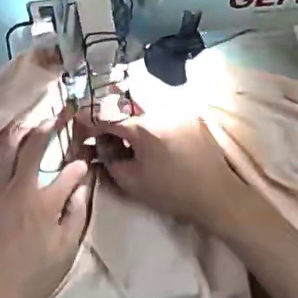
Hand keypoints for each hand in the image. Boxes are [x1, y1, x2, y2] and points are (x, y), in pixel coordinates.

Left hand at [0, 122, 90, 297]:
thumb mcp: (64, 253)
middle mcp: (21, 187)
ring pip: (6, 145)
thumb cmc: (29, 277)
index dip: (79, 165)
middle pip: (34, 145)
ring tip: (26, 125)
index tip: (83, 164)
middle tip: (56, 118)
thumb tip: (83, 189)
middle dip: (48, 126)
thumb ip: (76, 217)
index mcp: (46, 202)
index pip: (69, 172)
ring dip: (18, 130)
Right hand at [92, 112, 249, 234]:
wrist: (216, 194)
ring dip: (128, 115)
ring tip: (127, 135)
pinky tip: (150, 136)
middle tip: (104, 133)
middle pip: (123, 104)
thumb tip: (99, 146)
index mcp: (142, 126)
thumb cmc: (171, 192)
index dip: (88, 122)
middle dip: (109, 115)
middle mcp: (158, 108)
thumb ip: (109, 159)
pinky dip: (149, 116)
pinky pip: (161, 107)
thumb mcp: (131, 182)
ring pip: (142, 103)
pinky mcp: (190, 112)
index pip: (105, 116)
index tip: (80, 128)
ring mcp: (177, 107)